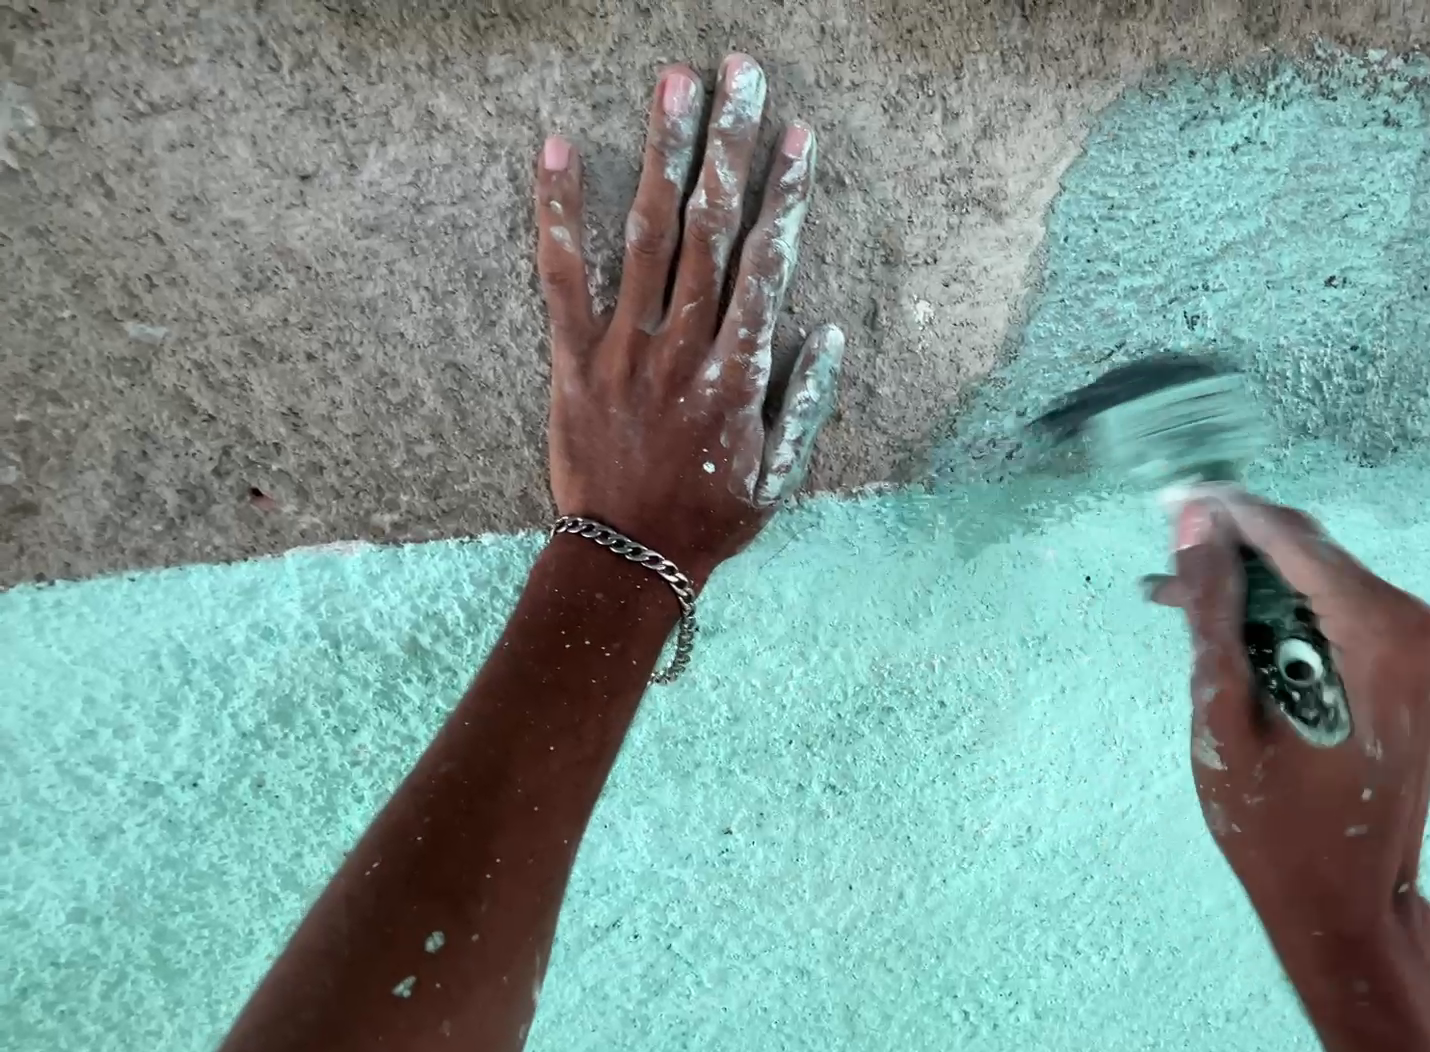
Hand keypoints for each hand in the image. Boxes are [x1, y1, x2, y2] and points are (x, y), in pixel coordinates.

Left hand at [534, 54, 843, 583]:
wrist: (631, 556)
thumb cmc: (715, 517)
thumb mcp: (782, 475)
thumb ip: (806, 403)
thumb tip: (828, 333)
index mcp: (740, 376)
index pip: (767, 268)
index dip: (786, 198)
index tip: (798, 139)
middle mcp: (685, 348)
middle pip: (711, 232)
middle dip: (730, 147)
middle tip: (740, 75)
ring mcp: (625, 348)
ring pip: (646, 236)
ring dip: (661, 155)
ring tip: (673, 84)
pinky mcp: (574, 359)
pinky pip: (561, 277)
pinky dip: (558, 212)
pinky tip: (561, 148)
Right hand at [1153, 491, 1429, 946]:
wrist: (1345, 907)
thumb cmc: (1275, 824)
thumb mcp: (1224, 713)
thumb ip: (1211, 610)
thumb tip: (1193, 523)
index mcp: (1386, 640)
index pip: (1298, 542)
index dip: (1231, 513)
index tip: (1174, 500)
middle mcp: (1424, 631)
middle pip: (1313, 559)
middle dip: (1235, 553)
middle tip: (1167, 557)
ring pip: (1321, 583)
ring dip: (1251, 587)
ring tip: (1178, 597)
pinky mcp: (1418, 667)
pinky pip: (1339, 614)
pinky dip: (1283, 615)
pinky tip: (1229, 627)